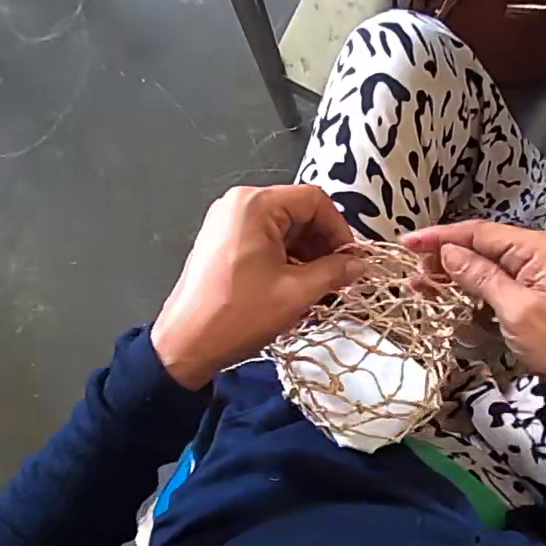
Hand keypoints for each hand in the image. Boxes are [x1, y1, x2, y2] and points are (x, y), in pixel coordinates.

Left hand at [152, 185, 362, 388]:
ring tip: (320, 288)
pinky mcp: (223, 243)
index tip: (351, 260)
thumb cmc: (238, 315)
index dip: (340, 230)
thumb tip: (358, 266)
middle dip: (323, 245)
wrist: (186, 344)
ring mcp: (228, 223)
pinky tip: (297, 288)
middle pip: (299, 213)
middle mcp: (239, 205)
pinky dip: (287, 261)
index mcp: (255, 205)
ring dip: (307, 256)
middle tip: (340, 277)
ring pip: (284, 230)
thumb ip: (334, 272)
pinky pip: (266, 242)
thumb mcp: (296, 292)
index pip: (315, 200)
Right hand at [401, 220, 545, 392]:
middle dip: (443, 256)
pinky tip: (445, 293)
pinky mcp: (531, 291)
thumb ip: (481, 277)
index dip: (440, 237)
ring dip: (452, 273)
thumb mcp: (516, 310)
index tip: (408, 243)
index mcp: (538, 248)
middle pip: (480, 245)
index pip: (480, 233)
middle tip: (410, 271)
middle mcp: (537, 251)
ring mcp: (535, 272)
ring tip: (419, 285)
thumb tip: (448, 252)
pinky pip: (493, 281)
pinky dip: (468, 287)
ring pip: (483, 264)